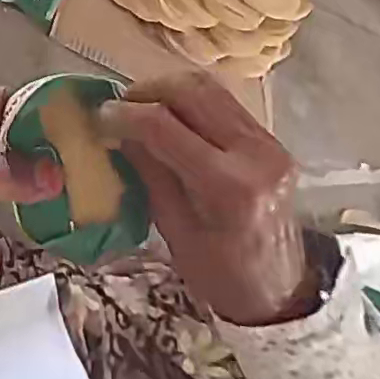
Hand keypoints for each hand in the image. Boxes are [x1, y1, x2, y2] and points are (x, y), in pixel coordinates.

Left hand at [0, 88, 62, 265]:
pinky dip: (27, 187)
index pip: (1, 100)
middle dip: (39, 139)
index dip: (31, 106)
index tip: (64, 119)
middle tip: (74, 149)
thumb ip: (8, 174)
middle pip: (11, 129)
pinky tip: (51, 193)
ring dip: (36, 165)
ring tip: (69, 170)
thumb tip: (55, 174)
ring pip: (11, 157)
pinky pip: (8, 184)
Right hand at [100, 71, 316, 325]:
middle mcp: (254, 154)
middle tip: (119, 107)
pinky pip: (223, 102)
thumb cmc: (220, 276)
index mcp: (229, 188)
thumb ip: (149, 172)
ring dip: (168, 90)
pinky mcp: (270, 138)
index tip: (100, 116)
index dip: (126, 115)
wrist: (279, 290)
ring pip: (209, 88)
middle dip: (146, 93)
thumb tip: (118, 130)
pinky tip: (170, 115)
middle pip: (191, 93)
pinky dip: (190, 100)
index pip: (166, 128)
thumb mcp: (174, 231)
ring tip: (140, 107)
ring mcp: (268, 142)